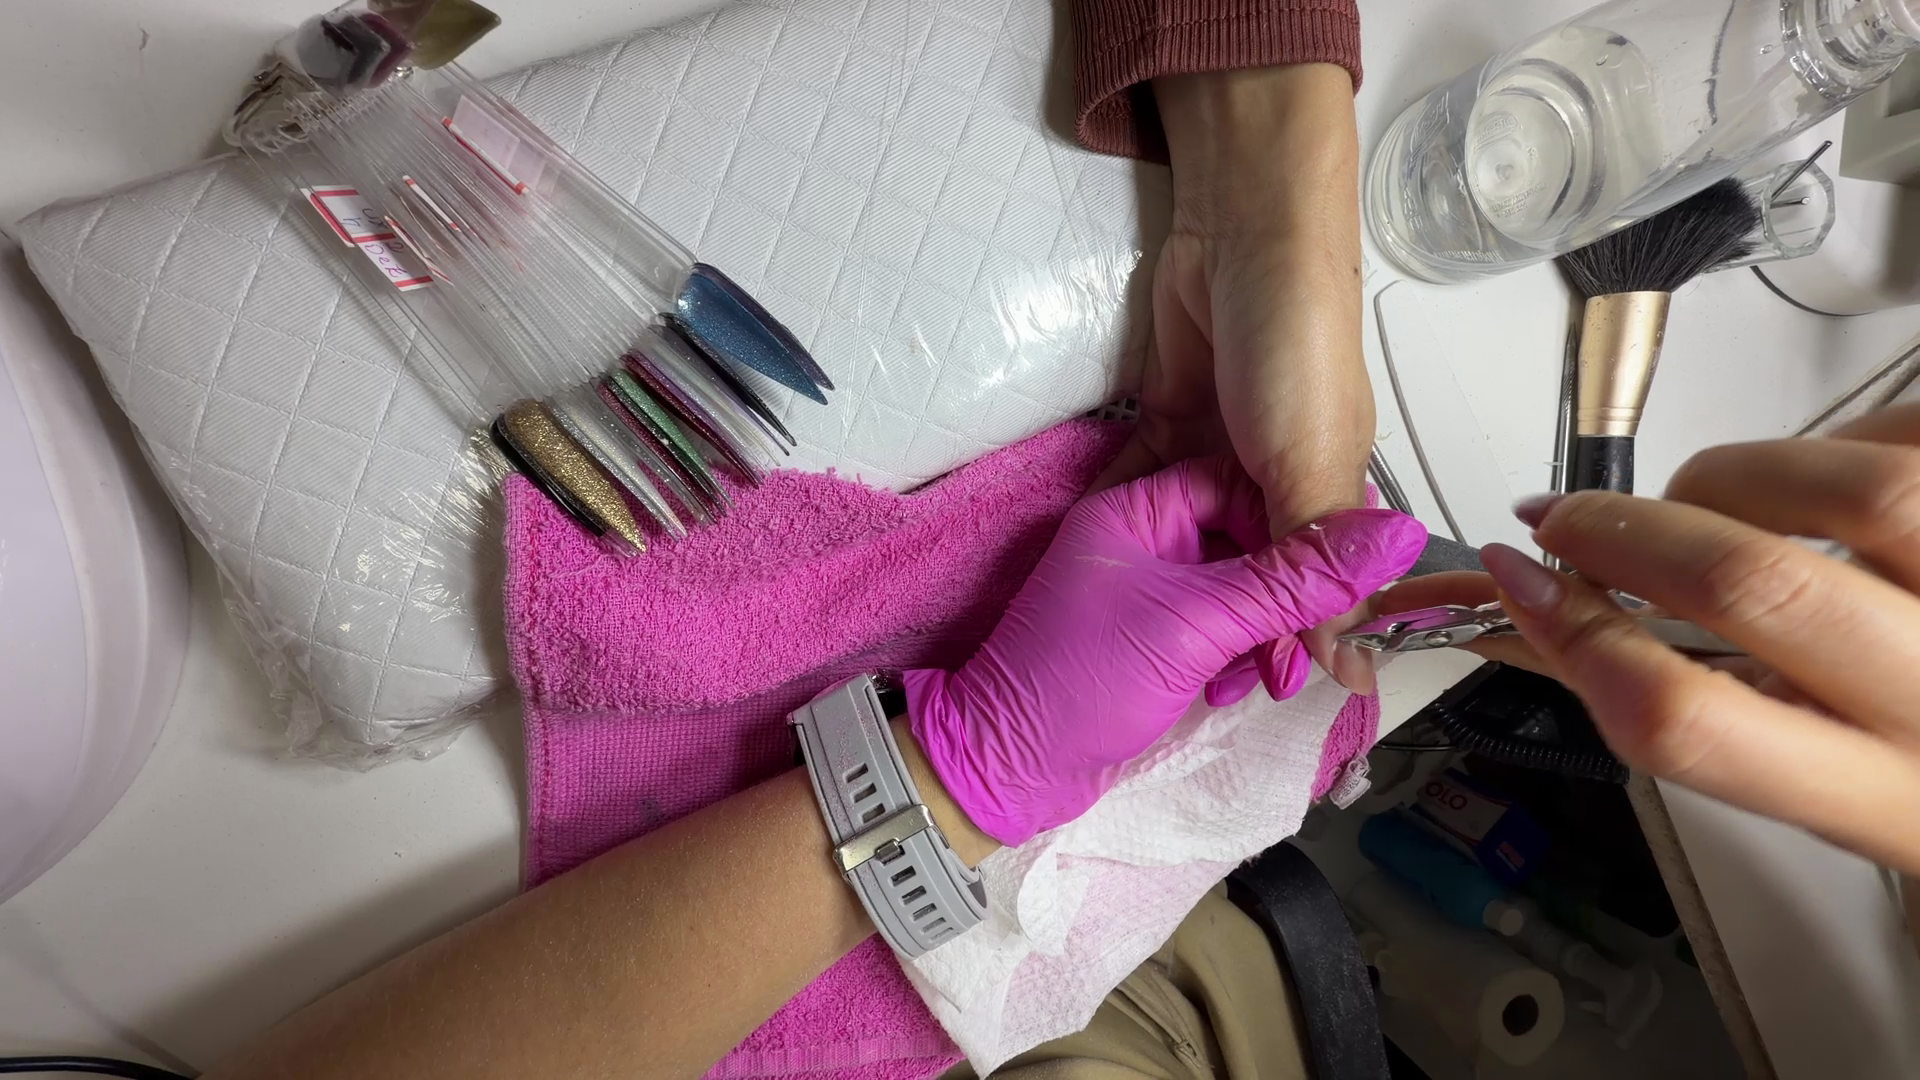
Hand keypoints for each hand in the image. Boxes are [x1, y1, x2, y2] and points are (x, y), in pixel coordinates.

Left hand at [906, 457, 1424, 845]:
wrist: (1012, 761)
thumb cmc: (1085, 678)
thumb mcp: (1197, 622)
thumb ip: (1295, 581)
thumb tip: (1397, 536)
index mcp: (1138, 509)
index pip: (1239, 486)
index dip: (1292, 528)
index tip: (1333, 579)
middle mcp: (1142, 539)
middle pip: (1244, 542)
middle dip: (1278, 598)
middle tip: (1295, 651)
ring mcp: (1145, 588)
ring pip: (1235, 590)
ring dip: (1259, 634)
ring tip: (1257, 678)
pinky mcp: (1150, 633)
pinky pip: (1213, 625)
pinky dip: (1231, 654)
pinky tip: (1225, 689)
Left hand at [1097, 65, 1377, 691]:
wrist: (1242, 242)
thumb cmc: (1292, 352)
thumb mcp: (1311, 459)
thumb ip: (1314, 553)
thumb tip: (1348, 653)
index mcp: (1318, 491)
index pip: (1301, 584)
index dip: (1279, 637)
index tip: (1250, 691)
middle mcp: (1268, 475)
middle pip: (1240, 562)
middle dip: (1220, 613)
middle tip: (1189, 676)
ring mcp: (1213, 447)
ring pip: (1190, 529)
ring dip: (1171, 573)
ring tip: (1139, 629)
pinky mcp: (1167, 420)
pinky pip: (1143, 481)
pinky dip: (1128, 515)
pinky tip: (1100, 562)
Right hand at [1392, 406, 1919, 872]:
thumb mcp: (1797, 775)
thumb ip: (1653, 695)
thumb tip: (1522, 613)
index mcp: (1875, 792)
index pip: (1682, 717)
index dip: (1571, 635)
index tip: (1514, 579)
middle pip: (1754, 585)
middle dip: (1616, 530)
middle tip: (1566, 517)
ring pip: (1856, 492)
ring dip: (1726, 478)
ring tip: (1709, 498)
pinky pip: (1913, 435)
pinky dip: (1839, 440)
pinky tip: (1821, 481)